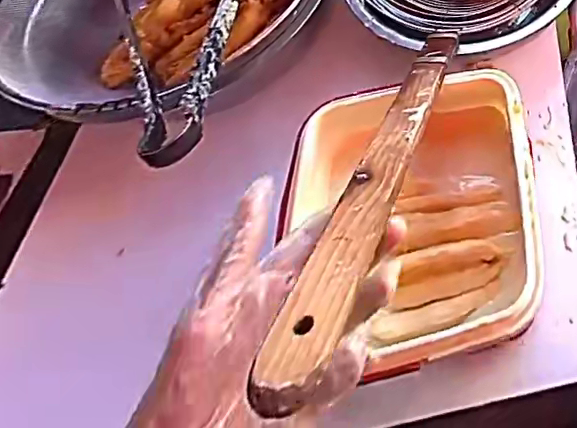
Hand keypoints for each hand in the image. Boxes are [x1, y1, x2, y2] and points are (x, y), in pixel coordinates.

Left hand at [130, 176, 403, 427]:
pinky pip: (345, 368)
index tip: (373, 190)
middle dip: (375, 247)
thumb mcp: (208, 305)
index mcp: (271, 284)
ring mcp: (308, 347)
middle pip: (348, 268)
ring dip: (371, 296)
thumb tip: (257, 190)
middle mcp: (295, 310)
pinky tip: (347, 350)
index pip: (319, 234)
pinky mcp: (315, 387)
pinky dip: (350, 359)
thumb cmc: (182, 385)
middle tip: (393, 231)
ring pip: (355, 312)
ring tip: (380, 284)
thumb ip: (235, 248)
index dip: (347, 212)